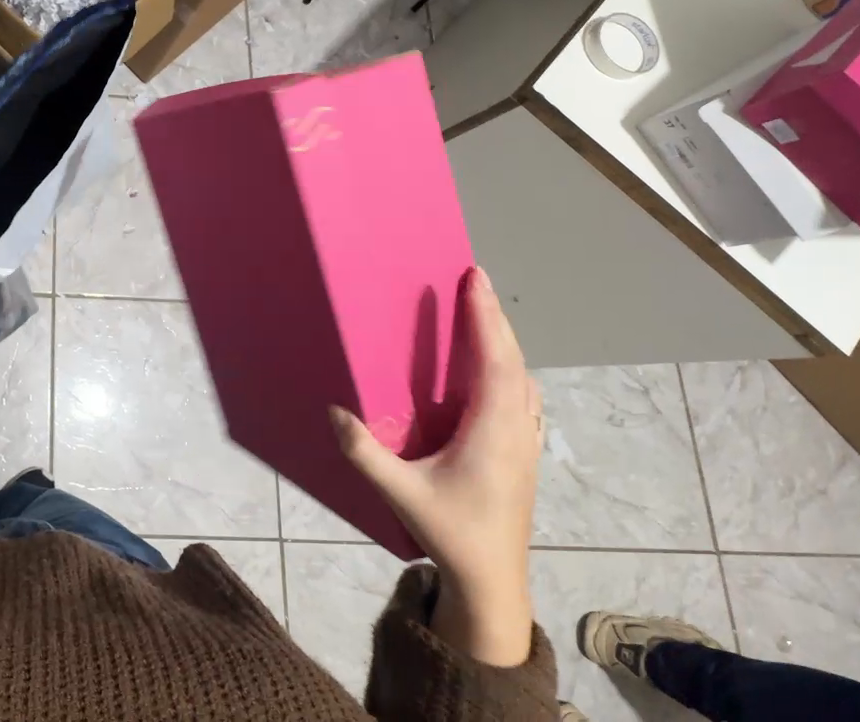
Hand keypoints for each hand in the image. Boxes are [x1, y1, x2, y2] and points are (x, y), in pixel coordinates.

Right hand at [331, 266, 541, 666]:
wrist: (493, 579)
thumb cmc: (450, 531)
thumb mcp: (400, 492)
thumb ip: (364, 452)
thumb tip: (332, 411)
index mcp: (492, 430)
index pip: (494, 361)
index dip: (486, 318)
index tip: (476, 280)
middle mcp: (517, 428)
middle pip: (514, 361)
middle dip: (495, 319)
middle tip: (476, 282)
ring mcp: (527, 441)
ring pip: (525, 378)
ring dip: (506, 343)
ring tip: (483, 318)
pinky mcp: (525, 453)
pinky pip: (526, 396)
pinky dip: (513, 368)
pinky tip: (499, 371)